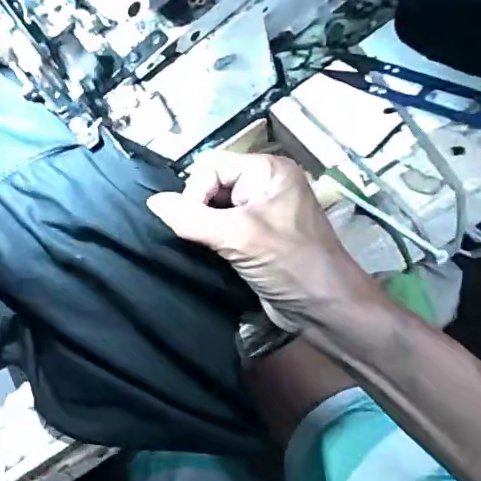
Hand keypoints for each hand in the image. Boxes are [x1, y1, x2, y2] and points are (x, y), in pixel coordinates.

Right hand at [147, 152, 385, 339]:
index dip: (195, 195)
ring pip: (212, 208)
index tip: (195, 227)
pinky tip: (211, 254)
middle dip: (198, 211)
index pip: (210, 169)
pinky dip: (210, 239)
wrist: (327, 311)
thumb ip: (190, 218)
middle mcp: (265, 184)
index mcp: (269, 170)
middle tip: (204, 239)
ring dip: (203, 228)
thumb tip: (152, 203)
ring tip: (207, 248)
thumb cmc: (291, 266)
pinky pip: (220, 226)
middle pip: (209, 186)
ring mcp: (262, 210)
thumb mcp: (238, 237)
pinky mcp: (257, 235)